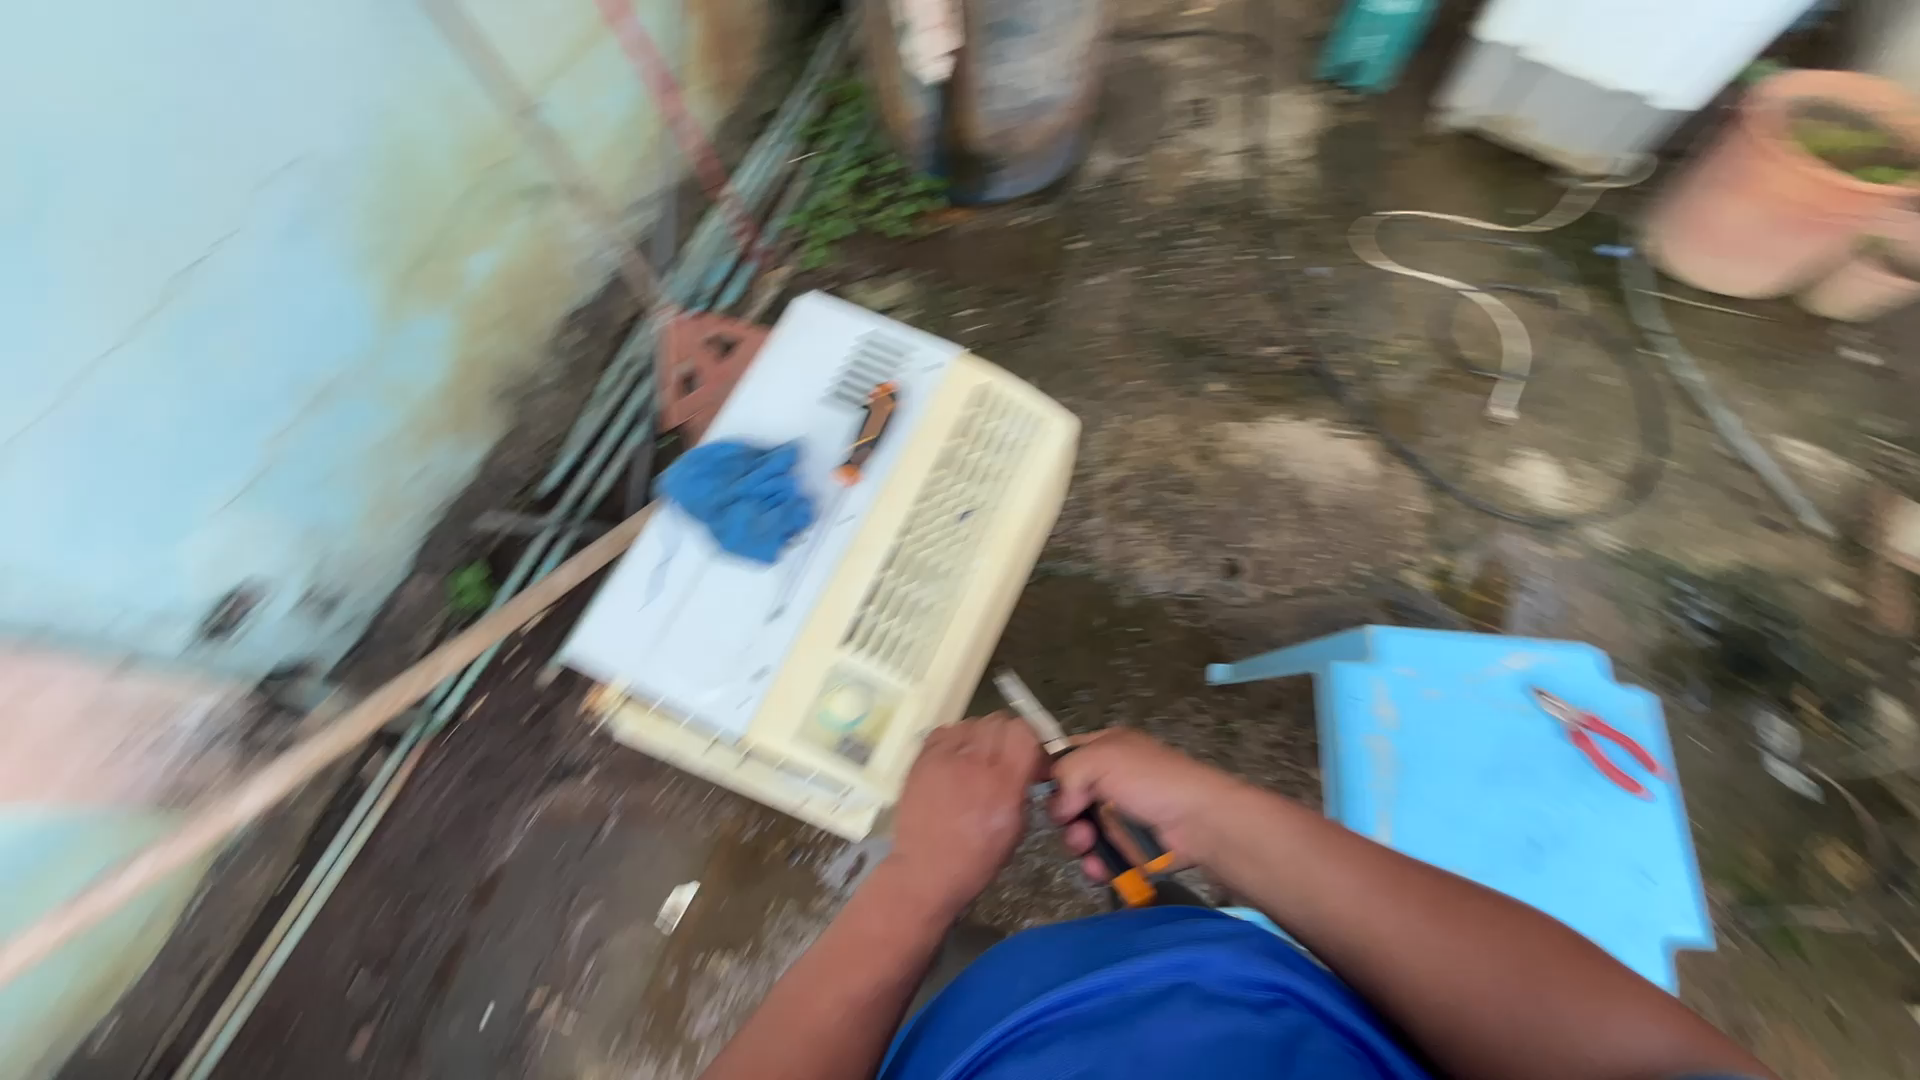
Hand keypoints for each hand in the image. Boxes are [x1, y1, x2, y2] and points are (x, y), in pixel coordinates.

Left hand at [886, 713, 1044, 916]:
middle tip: (1002, 759)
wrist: (926, 870)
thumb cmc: (977, 858)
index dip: (1030, 741)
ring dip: (980, 737)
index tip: (1028, 758)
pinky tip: (955, 760)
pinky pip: (945, 731)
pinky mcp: (922, 758)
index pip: (1024, 732)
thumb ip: (1021, 789)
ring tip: (976, 760)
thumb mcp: (1015, 827)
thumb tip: (1025, 768)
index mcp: (1004, 782)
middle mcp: (975, 762)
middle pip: (998, 721)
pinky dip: (955, 740)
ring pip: (972, 723)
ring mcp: (945, 757)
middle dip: (1006, 737)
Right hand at [1049, 729, 1251, 880]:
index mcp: (1105, 747)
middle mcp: (1109, 778)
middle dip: (1064, 813)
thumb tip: (1059, 806)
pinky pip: (1099, 855)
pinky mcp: (1128, 845)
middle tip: (1073, 822)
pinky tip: (1098, 867)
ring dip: (1077, 840)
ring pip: (1079, 829)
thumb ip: (1067, 771)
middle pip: (1067, 797)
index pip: (1064, 754)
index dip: (1049, 772)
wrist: (1199, 822)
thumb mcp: (1102, 758)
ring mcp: (1119, 813)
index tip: (1041, 790)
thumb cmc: (1150, 780)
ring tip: (1087, 845)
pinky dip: (1094, 863)